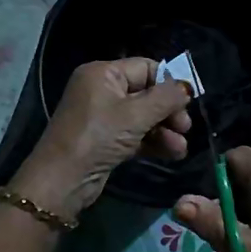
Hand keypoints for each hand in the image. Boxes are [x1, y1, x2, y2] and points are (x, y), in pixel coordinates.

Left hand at [12, 58, 193, 218]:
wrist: (61, 183)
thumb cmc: (98, 138)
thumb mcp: (136, 115)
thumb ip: (167, 98)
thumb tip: (188, 87)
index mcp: (103, 73)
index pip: (146, 68)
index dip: (170, 84)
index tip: (189, 103)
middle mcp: (102, 90)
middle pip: (147, 92)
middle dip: (169, 111)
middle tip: (185, 128)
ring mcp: (103, 116)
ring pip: (144, 116)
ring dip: (165, 130)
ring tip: (181, 148)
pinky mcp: (105, 139)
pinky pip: (135, 133)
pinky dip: (153, 141)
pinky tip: (172, 153)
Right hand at [172, 147, 250, 251]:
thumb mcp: (246, 251)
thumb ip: (214, 224)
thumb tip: (180, 202)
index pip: (240, 155)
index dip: (220, 170)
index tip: (210, 199)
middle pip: (248, 178)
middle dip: (231, 202)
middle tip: (224, 236)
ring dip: (246, 215)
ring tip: (244, 249)